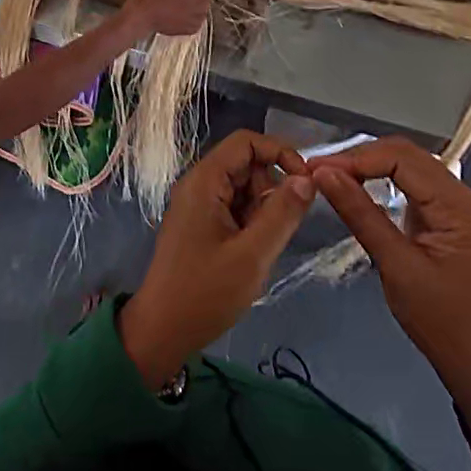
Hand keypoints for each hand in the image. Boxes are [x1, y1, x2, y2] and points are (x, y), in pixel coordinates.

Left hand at [120, 131, 313, 386]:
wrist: (163, 328)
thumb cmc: (206, 292)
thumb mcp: (253, 254)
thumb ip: (282, 213)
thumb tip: (308, 179)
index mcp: (204, 181)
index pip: (246, 142)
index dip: (280, 152)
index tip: (306, 184)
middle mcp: (198, 184)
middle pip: (246, 164)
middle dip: (270, 189)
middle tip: (274, 230)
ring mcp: (197, 204)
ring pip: (243, 189)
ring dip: (261, 211)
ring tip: (259, 248)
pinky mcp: (200, 224)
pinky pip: (233, 208)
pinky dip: (250, 224)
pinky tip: (250, 253)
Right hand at [310, 137, 470, 454]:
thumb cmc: (445, 325)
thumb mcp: (396, 266)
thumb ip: (360, 213)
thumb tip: (325, 175)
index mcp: (464, 209)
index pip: (403, 160)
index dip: (355, 158)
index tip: (316, 170)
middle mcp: (470, 203)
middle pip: (409, 159)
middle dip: (361, 160)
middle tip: (319, 174)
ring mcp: (465, 215)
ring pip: (412, 173)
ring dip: (372, 172)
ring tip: (333, 181)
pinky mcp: (455, 228)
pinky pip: (417, 194)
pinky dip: (386, 188)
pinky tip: (361, 195)